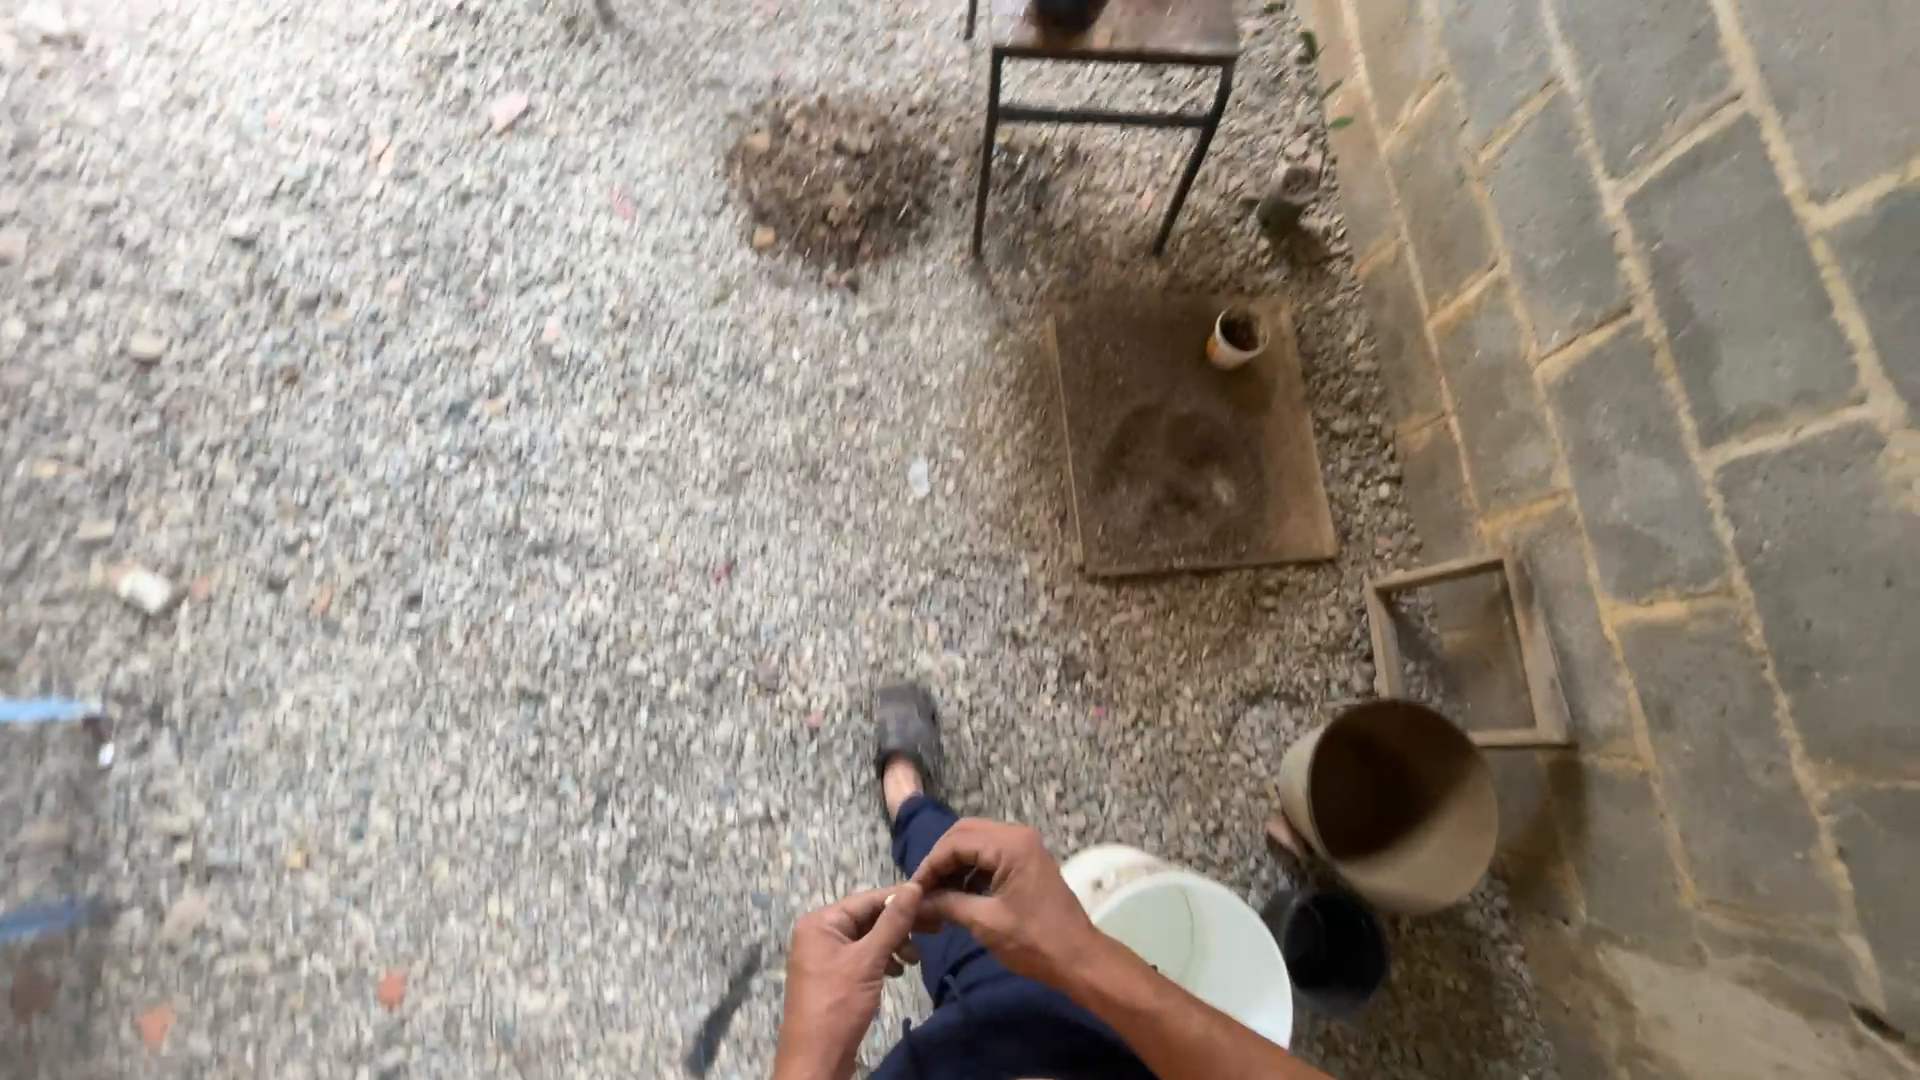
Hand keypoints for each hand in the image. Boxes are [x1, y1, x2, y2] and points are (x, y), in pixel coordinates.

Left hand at [772, 884, 921, 1079]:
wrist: (815, 1065)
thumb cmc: (839, 1006)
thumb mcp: (868, 960)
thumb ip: (893, 922)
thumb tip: (914, 886)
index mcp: (821, 922)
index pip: (868, 899)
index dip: (900, 899)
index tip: (932, 902)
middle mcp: (820, 933)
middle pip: (868, 917)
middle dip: (899, 925)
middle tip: (933, 930)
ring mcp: (826, 956)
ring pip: (868, 937)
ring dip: (893, 944)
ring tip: (913, 960)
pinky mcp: (834, 977)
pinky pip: (863, 956)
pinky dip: (882, 960)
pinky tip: (897, 971)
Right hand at [909, 819, 1102, 985]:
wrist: (1078, 959)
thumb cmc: (1033, 942)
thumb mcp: (985, 922)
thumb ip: (948, 904)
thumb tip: (917, 901)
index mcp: (1010, 844)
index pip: (956, 842)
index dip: (930, 865)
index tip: (912, 890)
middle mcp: (1017, 835)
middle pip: (965, 833)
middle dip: (941, 860)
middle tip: (922, 888)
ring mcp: (1024, 845)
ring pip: (976, 841)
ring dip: (955, 863)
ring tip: (937, 893)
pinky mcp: (1026, 859)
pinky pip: (990, 853)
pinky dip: (971, 869)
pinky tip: (959, 893)